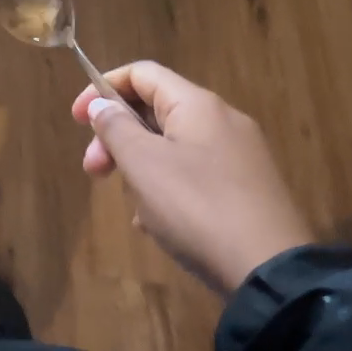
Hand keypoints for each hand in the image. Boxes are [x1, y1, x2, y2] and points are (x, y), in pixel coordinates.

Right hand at [73, 62, 313, 294]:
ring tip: (131, 205)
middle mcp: (223, 121)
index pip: (141, 73)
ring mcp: (241, 157)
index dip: (103, 88)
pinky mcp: (249, 191)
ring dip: (140, 165)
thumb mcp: (143, 163)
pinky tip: (157, 222)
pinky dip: (168, 186)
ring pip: (173, 145)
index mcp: (197, 104)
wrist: (274, 277)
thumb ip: (115, 126)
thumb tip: (103, 104)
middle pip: (155, 110)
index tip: (78, 121)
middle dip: (117, 135)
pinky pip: (195, 174)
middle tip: (94, 171)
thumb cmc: (197, 207)